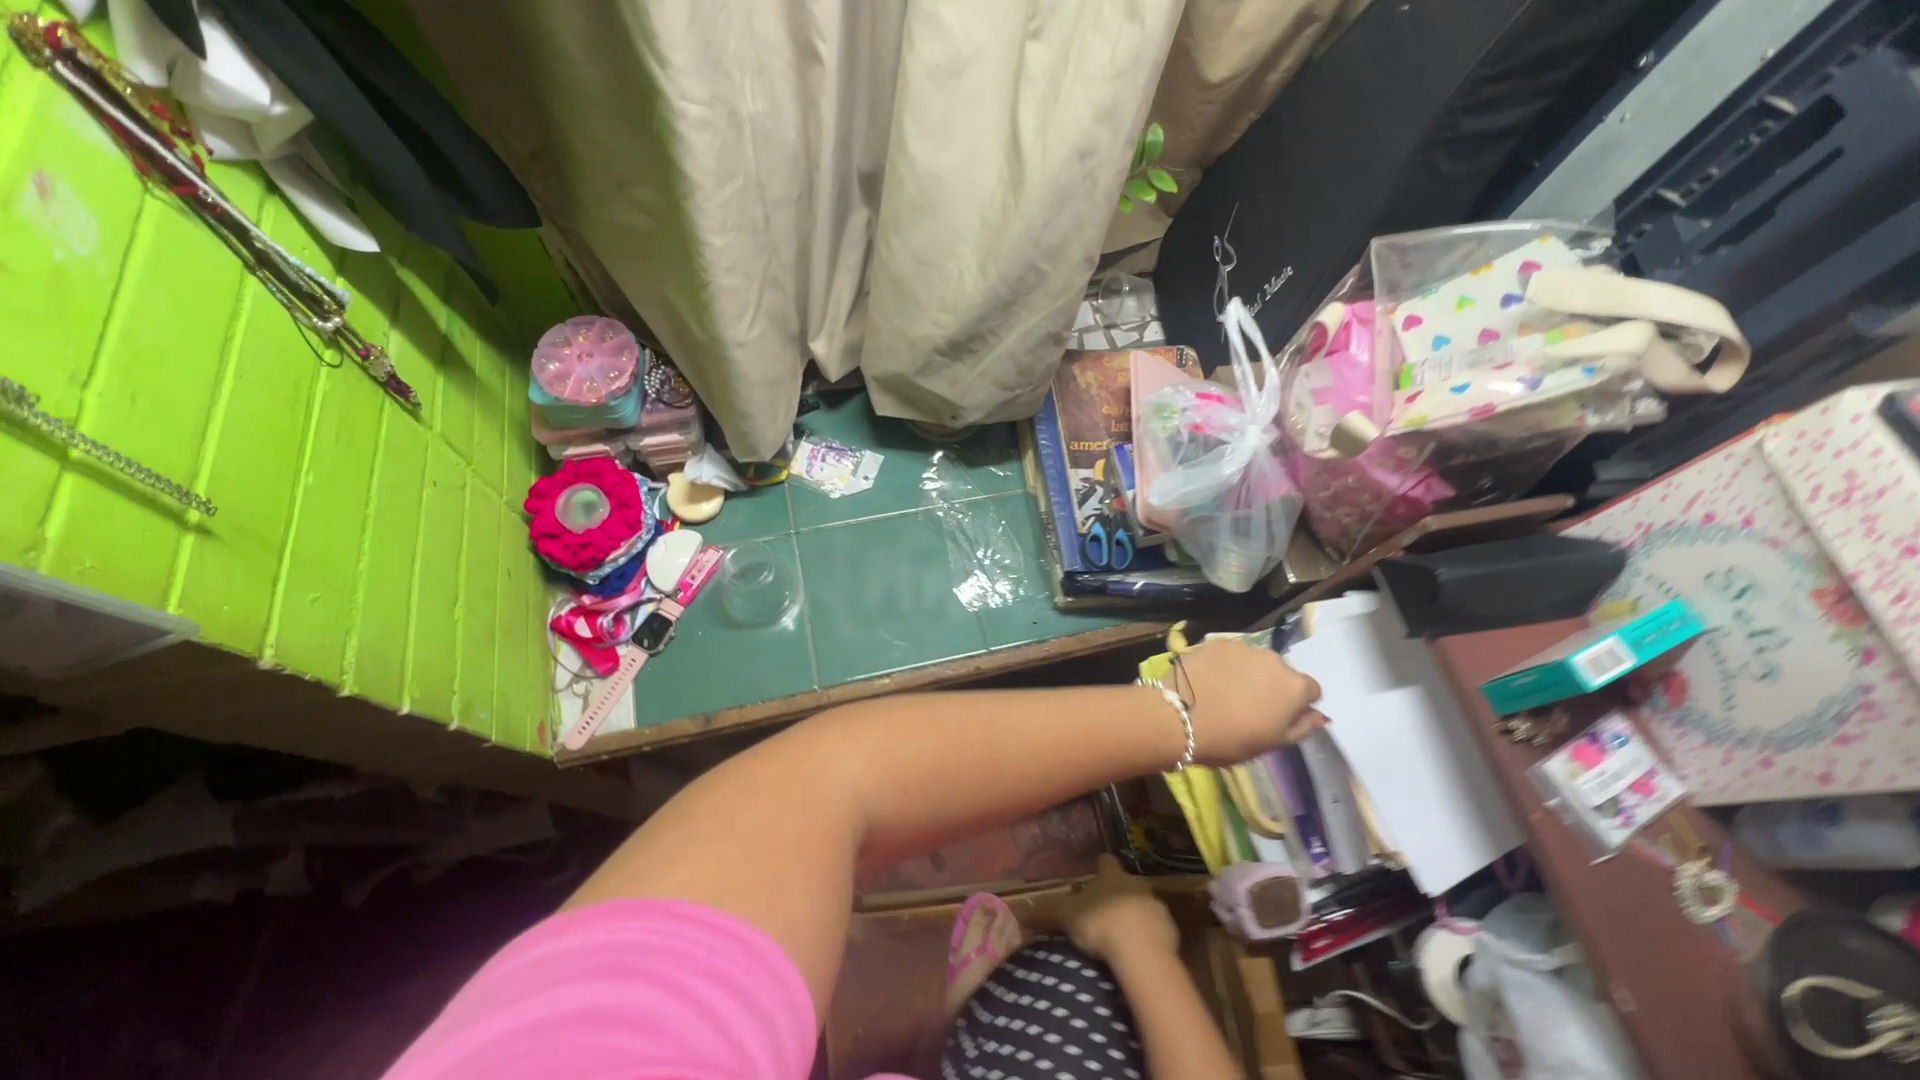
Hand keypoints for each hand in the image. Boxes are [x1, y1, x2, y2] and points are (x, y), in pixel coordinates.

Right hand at [1044, 854, 1178, 962]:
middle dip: (1117, 893)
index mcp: (1112, 876)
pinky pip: (1157, 929)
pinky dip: (1148, 936)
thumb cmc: (1101, 923)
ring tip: (1122, 934)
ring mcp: (1157, 906)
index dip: (1101, 865)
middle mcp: (1137, 883)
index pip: (1106, 861)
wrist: (1142, 951)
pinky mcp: (1171, 930)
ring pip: (1143, 905)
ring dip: (1134, 914)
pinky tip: (1138, 951)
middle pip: (1127, 883)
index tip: (1096, 870)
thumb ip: (1045, 912)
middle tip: (1104, 909)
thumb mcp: (1066, 916)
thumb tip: (1018, 910)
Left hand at [1173, 638, 1323, 765]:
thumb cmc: (1230, 739)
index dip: (1297, 704)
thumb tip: (1319, 716)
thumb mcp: (1271, 744)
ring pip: (1254, 661)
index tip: (1278, 716)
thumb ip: (1301, 727)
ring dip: (1247, 672)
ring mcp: (1244, 647)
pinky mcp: (1216, 642)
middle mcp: (1274, 659)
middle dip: (1271, 685)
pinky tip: (1207, 680)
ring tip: (1224, 692)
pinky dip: (1223, 664)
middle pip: (1281, 672)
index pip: (1310, 690)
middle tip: (1248, 705)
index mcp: (1294, 686)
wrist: (1178, 717)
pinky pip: (1228, 654)